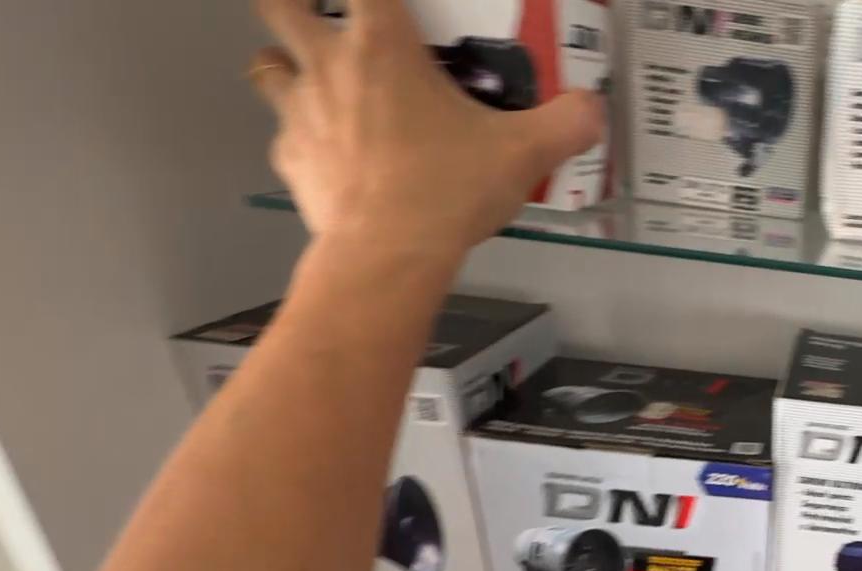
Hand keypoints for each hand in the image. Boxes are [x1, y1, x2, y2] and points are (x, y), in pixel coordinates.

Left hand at [249, 0, 603, 258]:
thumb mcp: (523, 155)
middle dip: (296, 2)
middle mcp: (328, 64)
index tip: (386, 2)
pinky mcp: (291, 160)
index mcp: (382, 46)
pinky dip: (306, 144)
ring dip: (287, 69)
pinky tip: (335, 164)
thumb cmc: (450, 190)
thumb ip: (565, 125)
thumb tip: (594, 108)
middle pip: (279, 0)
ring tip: (322, 91)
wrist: (392, 253)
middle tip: (324, 20)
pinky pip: (287, 139)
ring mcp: (300, 112)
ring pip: (267, 66)